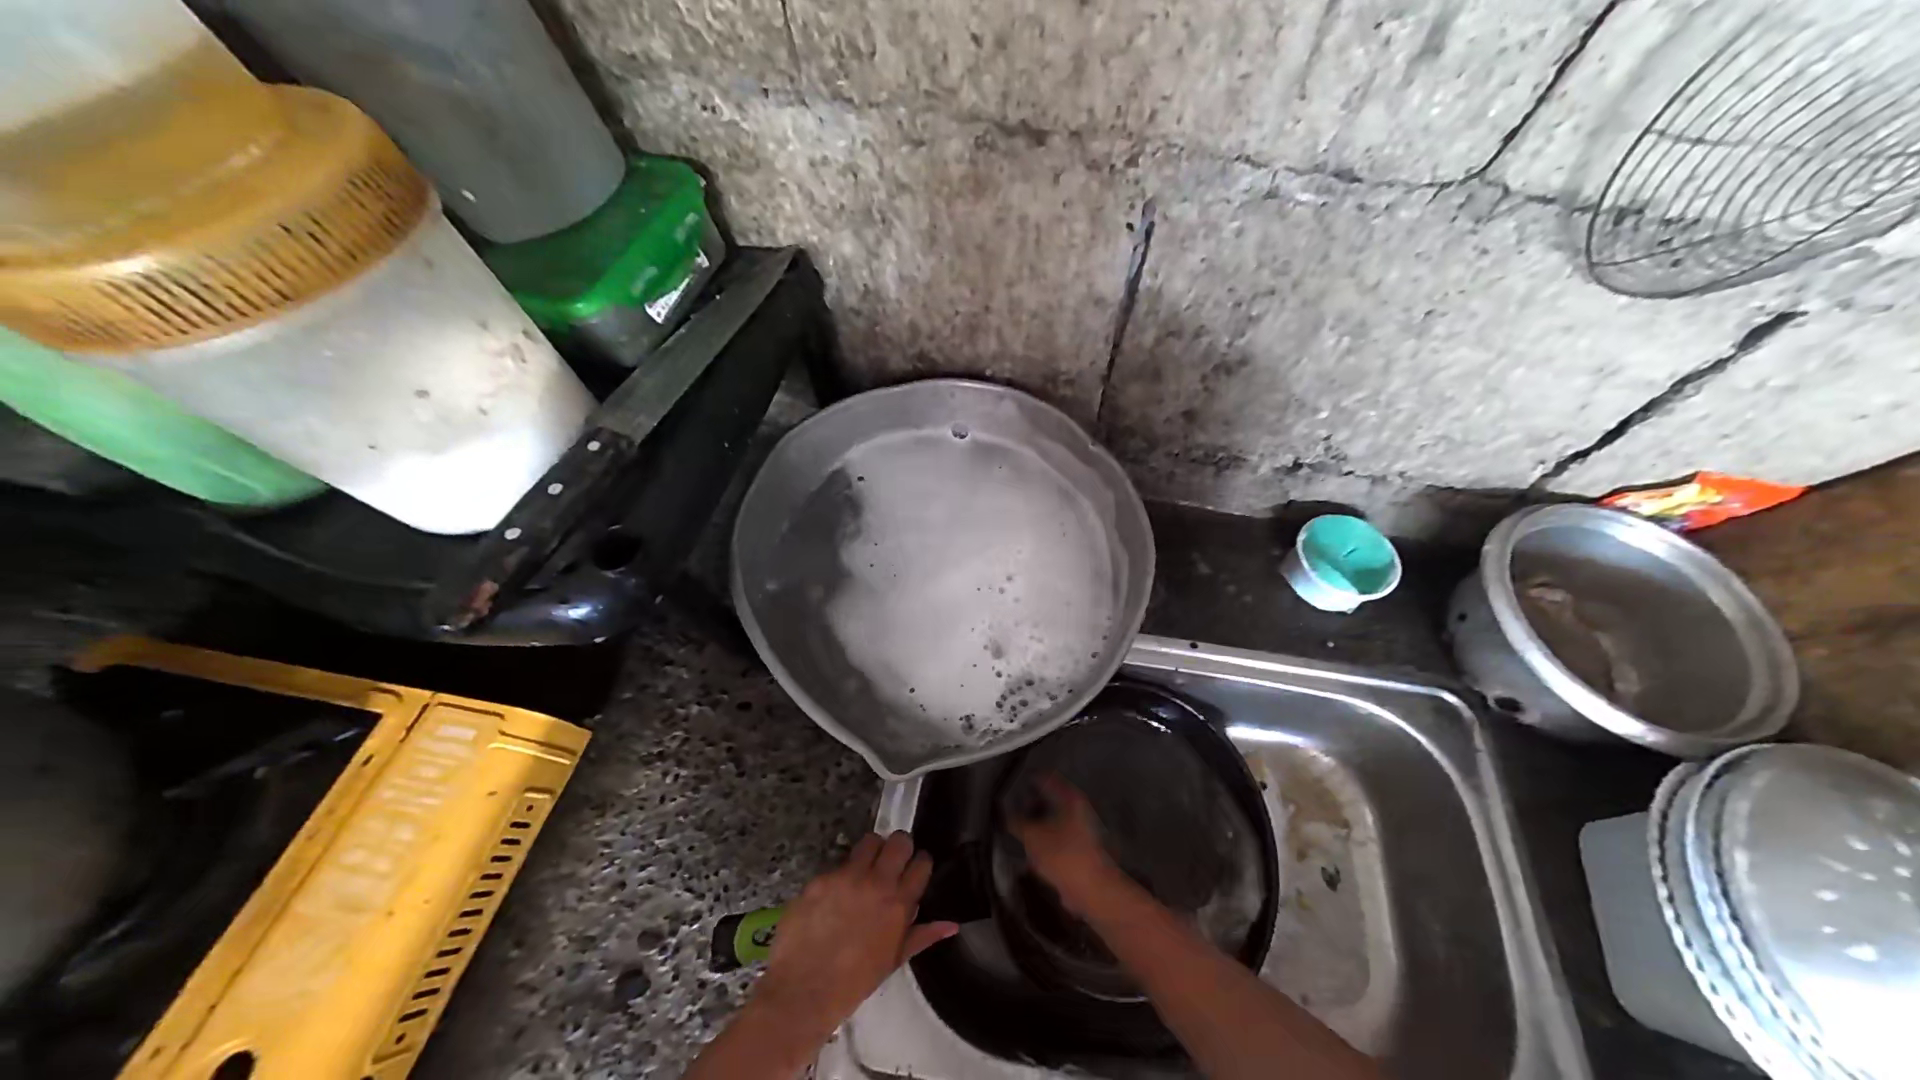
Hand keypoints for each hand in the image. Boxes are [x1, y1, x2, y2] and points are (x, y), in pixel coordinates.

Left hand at [753, 831, 957, 1037]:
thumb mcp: (893, 960)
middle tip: (893, 861)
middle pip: (899, 841)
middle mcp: (876, 883)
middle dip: (900, 847)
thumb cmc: (854, 981)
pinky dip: (841, 875)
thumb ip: (923, 935)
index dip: (920, 863)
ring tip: (865, 869)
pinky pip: (838, 864)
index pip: (921, 863)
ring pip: (869, 842)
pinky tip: (834, 895)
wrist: (804, 991)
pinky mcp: (820, 878)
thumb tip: (951, 924)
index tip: (915, 868)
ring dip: (872, 851)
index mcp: (898, 904)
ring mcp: (846, 877)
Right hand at [1008, 773, 1124, 915]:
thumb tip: (1003, 813)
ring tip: (1014, 830)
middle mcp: (1078, 809)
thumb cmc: (1063, 856)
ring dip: (1034, 824)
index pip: (1045, 777)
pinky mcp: (1080, 848)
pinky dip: (1042, 840)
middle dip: (1027, 804)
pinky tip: (1027, 849)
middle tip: (1007, 810)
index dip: (1025, 780)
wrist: (1093, 892)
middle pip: (1048, 798)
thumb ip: (1015, 821)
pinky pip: (1055, 837)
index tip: (1008, 786)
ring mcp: (1081, 829)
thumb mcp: (1032, 836)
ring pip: (1051, 819)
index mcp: (1070, 798)